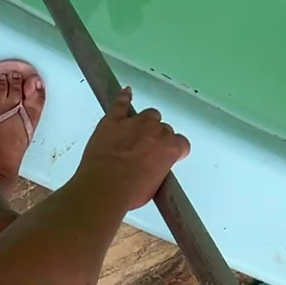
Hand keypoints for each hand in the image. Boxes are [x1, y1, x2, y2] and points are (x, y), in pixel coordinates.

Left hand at [71, 88, 189, 210]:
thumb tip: (152, 168)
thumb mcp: (154, 186)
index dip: (174, 149)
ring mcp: (134, 123)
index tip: (168, 155)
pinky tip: (126, 92)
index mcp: (170, 148)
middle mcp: (156, 131)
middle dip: (157, 138)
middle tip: (146, 150)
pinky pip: (121, 103)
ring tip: (137, 133)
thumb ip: (158, 169)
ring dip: (145, 122)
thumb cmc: (130, 192)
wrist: (104, 188)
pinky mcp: (113, 120)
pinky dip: (124, 97)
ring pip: (148, 114)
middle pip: (163, 128)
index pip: (181, 143)